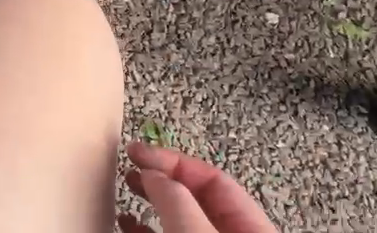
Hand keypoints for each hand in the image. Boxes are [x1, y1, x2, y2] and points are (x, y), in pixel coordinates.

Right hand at [120, 141, 278, 232]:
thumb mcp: (195, 232)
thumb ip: (175, 198)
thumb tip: (151, 171)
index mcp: (252, 227)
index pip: (214, 178)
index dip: (173, 160)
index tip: (137, 152)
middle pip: (196, 194)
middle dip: (160, 175)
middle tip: (129, 165)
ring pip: (181, 215)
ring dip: (149, 198)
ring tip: (124, 188)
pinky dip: (146, 223)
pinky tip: (128, 221)